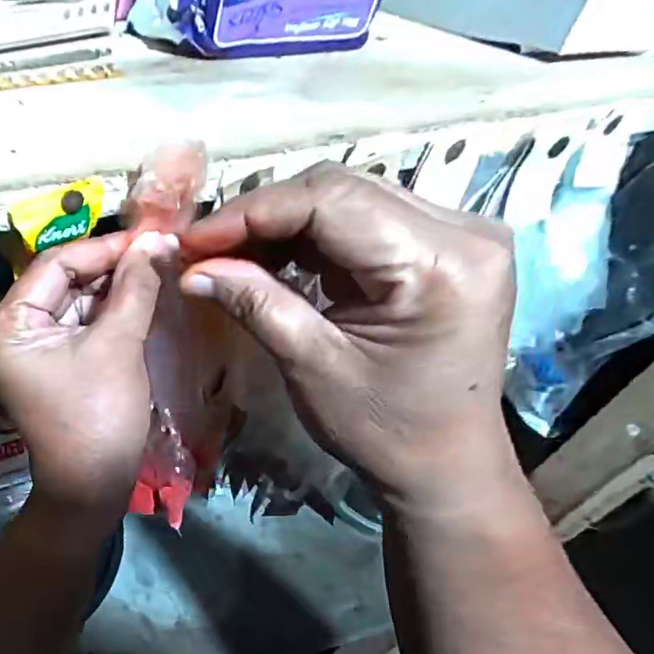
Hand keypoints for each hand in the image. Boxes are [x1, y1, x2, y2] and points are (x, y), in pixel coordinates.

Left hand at [0, 233, 168, 520]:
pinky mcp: (49, 363)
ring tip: (156, 268)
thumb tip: (156, 240)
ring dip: (113, 287)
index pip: (54, 264)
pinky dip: (108, 311)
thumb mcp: (117, 345)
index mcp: (7, 326)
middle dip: (110, 266)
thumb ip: (134, 287)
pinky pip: (78, 324)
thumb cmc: (97, 417)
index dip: (104, 247)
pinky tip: (141, 295)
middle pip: (62, 280)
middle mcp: (8, 332)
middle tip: (158, 250)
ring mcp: (28, 348)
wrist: (91, 487)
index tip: (150, 236)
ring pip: (74, 300)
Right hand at [178, 164, 516, 513]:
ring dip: (280, 222)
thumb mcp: (311, 366)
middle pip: (340, 189)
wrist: (443, 463)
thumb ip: (255, 304)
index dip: (251, 212)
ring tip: (227, 254)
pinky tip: (268, 258)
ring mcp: (456, 232)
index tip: (192, 240)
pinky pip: (360, 219)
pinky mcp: (440, 245)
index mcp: (439, 262)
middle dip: (261, 214)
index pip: (331, 201)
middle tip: (203, 248)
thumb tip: (191, 269)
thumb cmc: (382, 427)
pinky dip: (306, 235)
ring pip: (347, 197)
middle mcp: (461, 229)